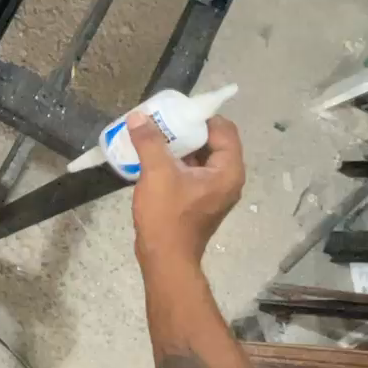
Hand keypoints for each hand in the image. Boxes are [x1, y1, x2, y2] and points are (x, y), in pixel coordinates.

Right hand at [129, 113, 244, 268]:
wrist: (164, 256)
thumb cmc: (167, 215)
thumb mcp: (157, 174)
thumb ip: (149, 142)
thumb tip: (139, 116)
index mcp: (227, 171)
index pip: (224, 130)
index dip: (200, 117)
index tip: (174, 111)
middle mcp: (226, 179)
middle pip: (211, 143)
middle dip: (184, 130)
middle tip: (158, 122)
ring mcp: (212, 191)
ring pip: (198, 158)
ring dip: (176, 146)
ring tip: (150, 137)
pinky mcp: (197, 200)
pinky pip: (189, 172)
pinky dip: (173, 162)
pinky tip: (150, 159)